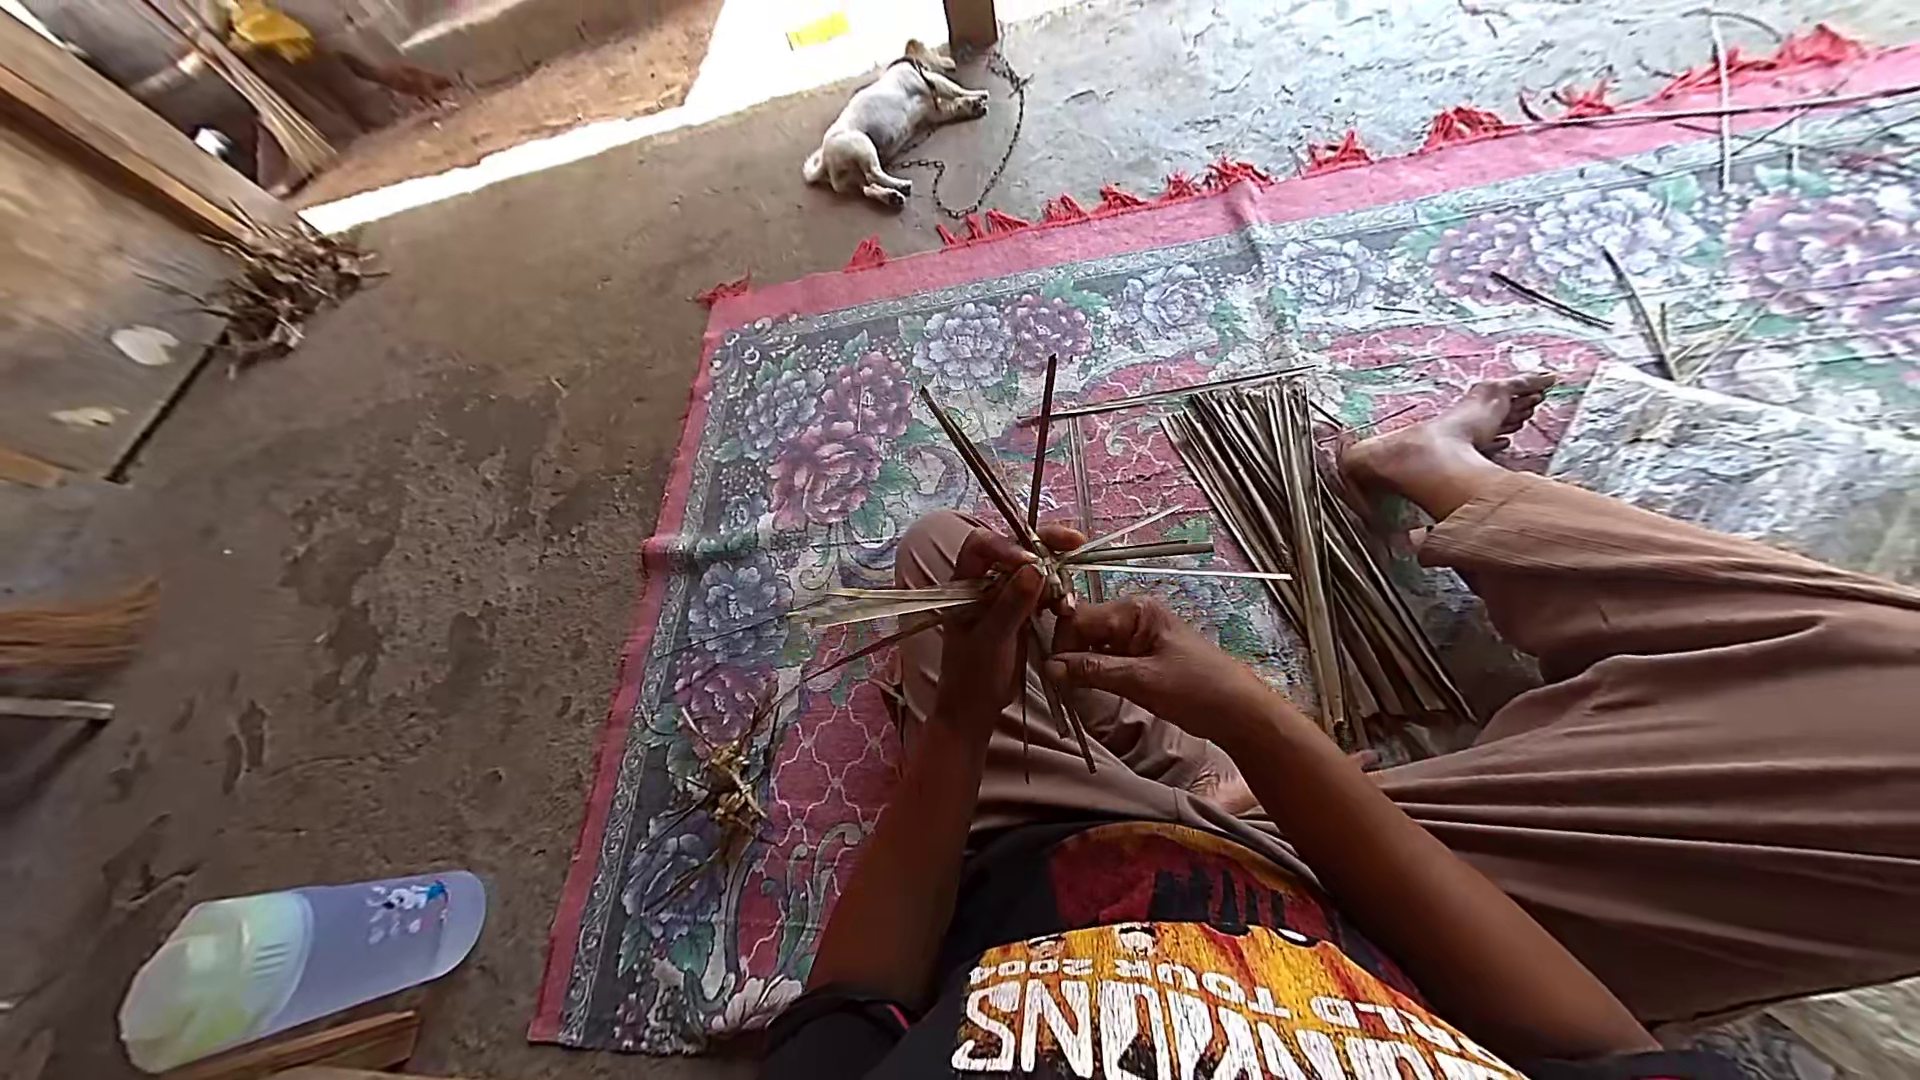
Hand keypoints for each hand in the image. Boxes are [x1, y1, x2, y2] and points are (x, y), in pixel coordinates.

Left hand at [932, 522, 1085, 732]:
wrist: (975, 710)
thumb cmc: (971, 677)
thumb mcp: (991, 640)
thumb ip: (1010, 604)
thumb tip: (1034, 568)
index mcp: (963, 584)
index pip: (980, 547)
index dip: (1007, 546)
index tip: (1033, 560)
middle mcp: (983, 582)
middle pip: (1012, 548)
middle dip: (1043, 543)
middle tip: (1073, 541)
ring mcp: (1004, 594)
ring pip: (1032, 567)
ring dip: (1055, 571)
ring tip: (1069, 589)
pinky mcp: (1022, 609)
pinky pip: (1042, 589)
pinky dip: (1057, 592)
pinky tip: (1067, 604)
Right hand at [1047, 595, 1284, 748]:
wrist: (1241, 714)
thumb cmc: (1198, 690)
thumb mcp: (1142, 680)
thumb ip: (1093, 671)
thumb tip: (1050, 669)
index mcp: (1134, 610)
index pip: (1079, 617)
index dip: (1061, 643)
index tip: (1050, 672)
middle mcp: (1132, 616)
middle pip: (1082, 629)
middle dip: (1068, 654)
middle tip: (1059, 685)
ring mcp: (1135, 635)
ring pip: (1091, 645)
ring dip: (1080, 665)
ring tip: (1071, 688)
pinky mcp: (1139, 655)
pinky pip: (1105, 657)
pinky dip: (1094, 671)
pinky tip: (1088, 687)